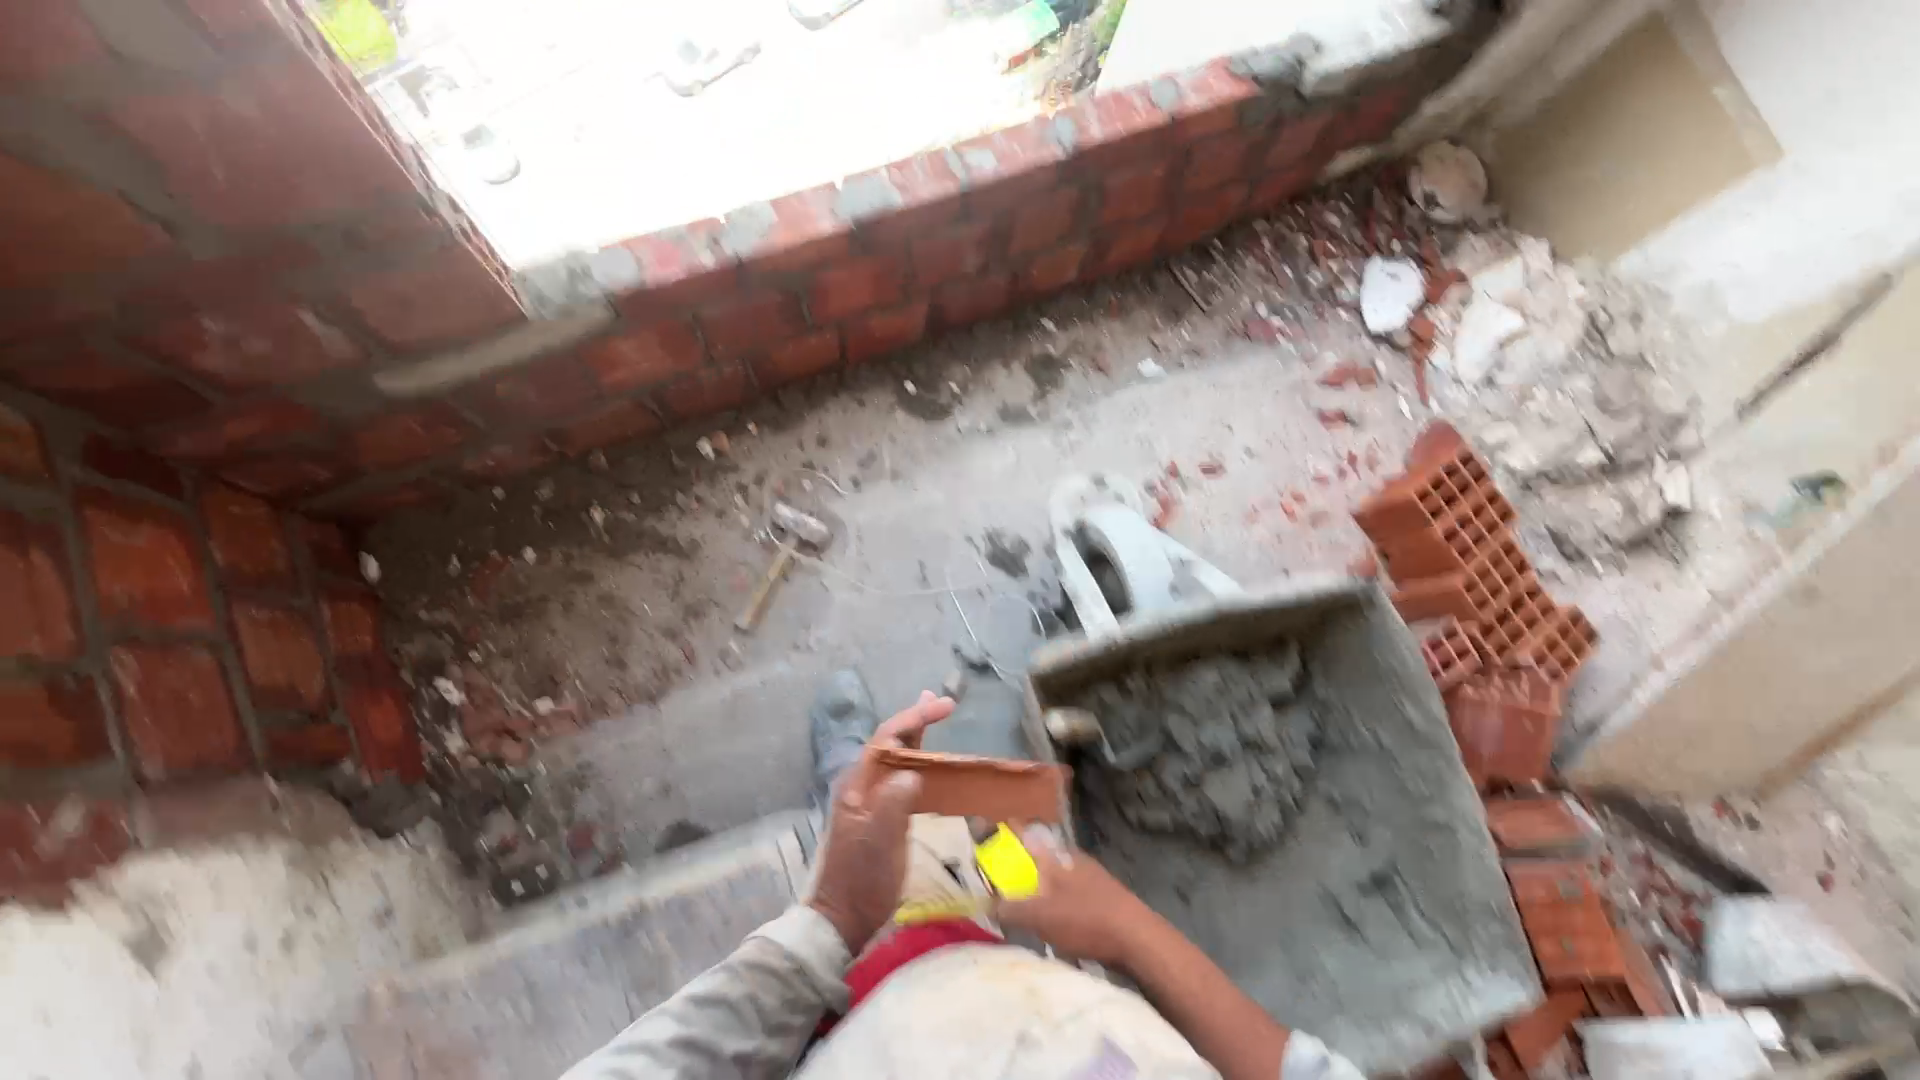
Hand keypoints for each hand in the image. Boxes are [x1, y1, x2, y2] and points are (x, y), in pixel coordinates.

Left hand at [806, 691, 955, 951]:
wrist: (843, 918)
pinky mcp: (881, 819)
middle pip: (890, 743)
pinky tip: (929, 766)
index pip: (887, 738)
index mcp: (859, 785)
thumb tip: (913, 773)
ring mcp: (871, 803)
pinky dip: (917, 765)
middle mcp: (863, 787)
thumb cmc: (862, 878)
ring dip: (916, 738)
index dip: (914, 718)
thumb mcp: (881, 839)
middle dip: (915, 721)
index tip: (944, 706)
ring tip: (934, 718)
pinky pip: (900, 780)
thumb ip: (895, 800)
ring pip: (895, 760)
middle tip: (943, 704)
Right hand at [994, 829, 1157, 967]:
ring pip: (1053, 876)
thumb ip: (1010, 909)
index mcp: (1054, 855)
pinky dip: (1055, 905)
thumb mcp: (1040, 917)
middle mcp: (1071, 858)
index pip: (1022, 832)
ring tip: (1022, 911)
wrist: (1138, 939)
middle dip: (1017, 868)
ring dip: (1037, 889)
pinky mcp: (1101, 897)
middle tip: (998, 887)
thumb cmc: (1085, 920)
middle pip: (1037, 855)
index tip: (983, 842)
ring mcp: (1089, 877)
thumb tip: (986, 905)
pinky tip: (1053, 927)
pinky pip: (1068, 895)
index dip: (1002, 832)